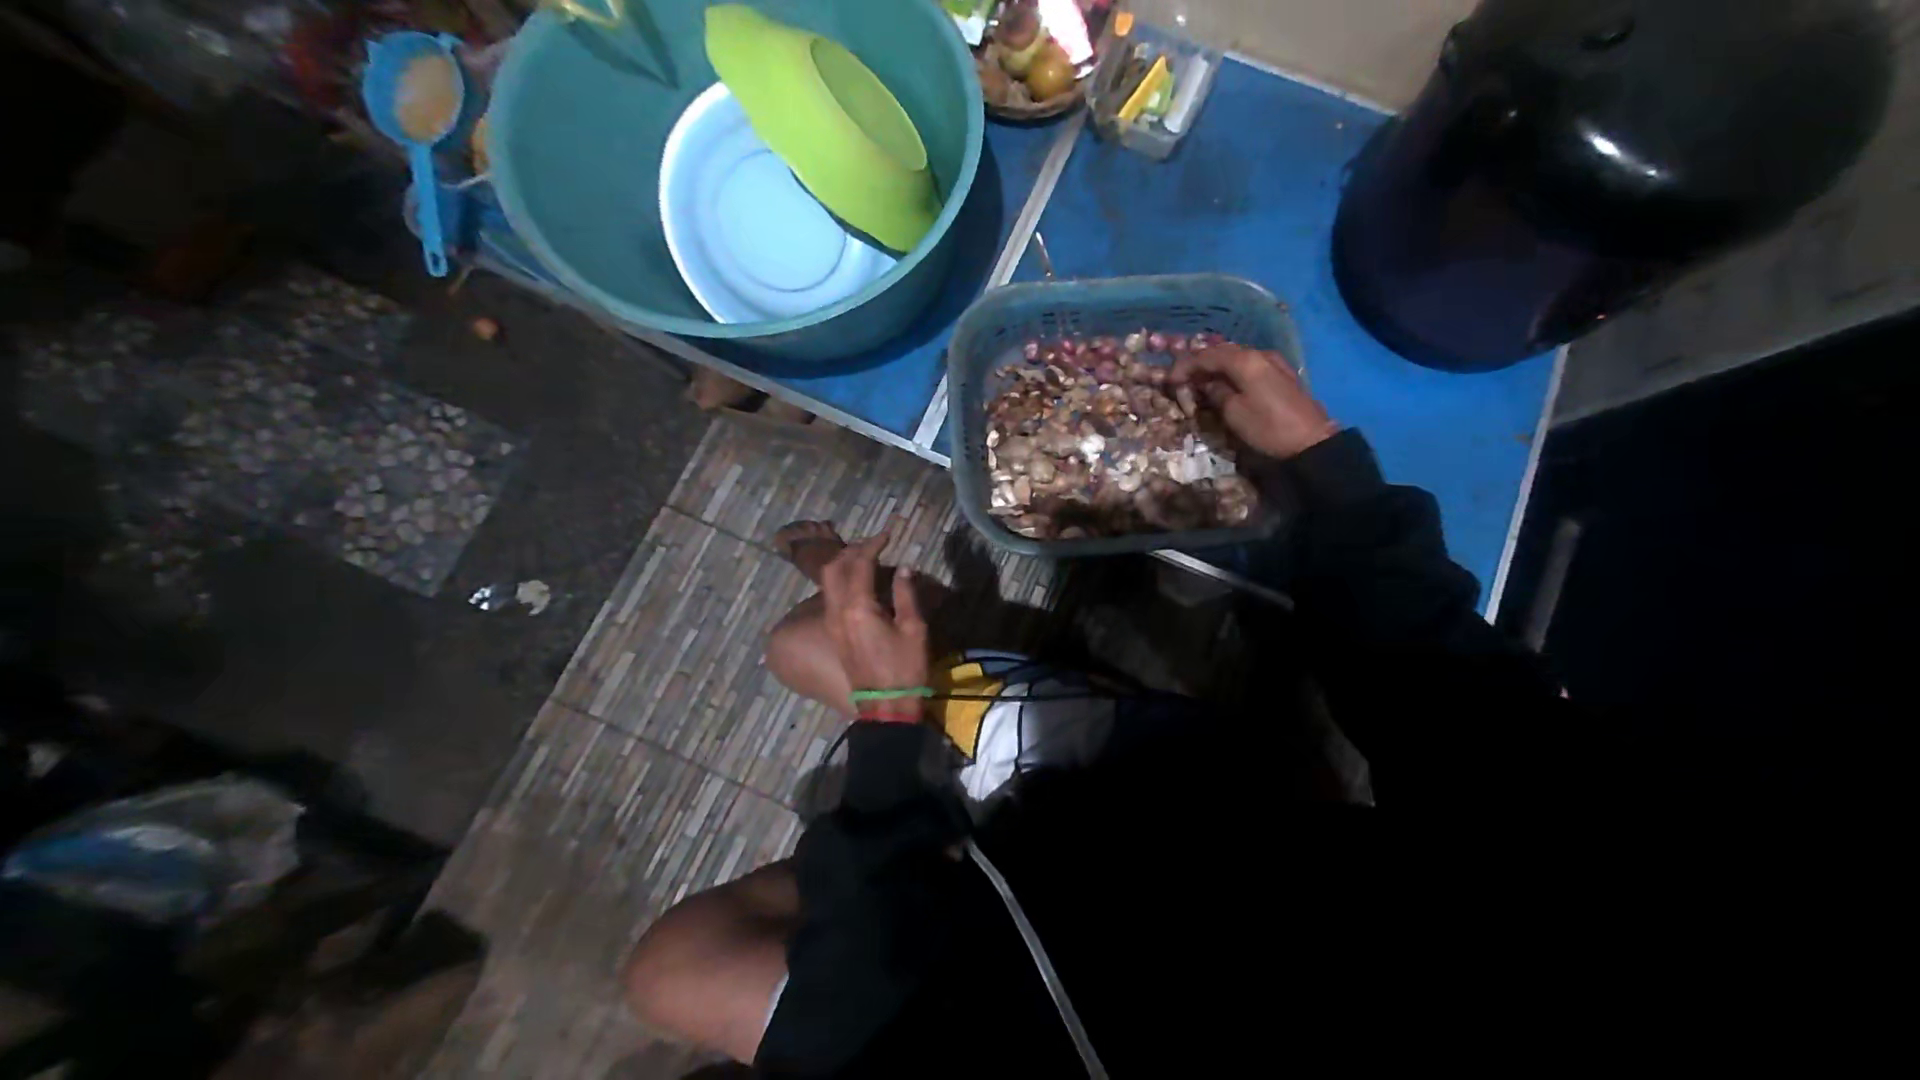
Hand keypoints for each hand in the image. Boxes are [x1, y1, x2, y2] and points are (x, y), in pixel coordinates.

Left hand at [818, 522, 930, 719]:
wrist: (886, 707)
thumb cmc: (905, 669)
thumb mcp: (914, 629)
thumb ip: (906, 594)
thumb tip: (904, 569)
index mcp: (858, 607)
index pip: (860, 563)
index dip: (873, 544)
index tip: (888, 534)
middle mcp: (837, 611)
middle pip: (834, 568)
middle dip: (852, 550)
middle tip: (874, 544)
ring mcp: (831, 623)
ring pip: (827, 582)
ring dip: (843, 565)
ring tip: (865, 559)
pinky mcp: (833, 634)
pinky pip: (830, 597)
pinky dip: (841, 581)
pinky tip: (859, 583)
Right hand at [1170, 344, 1339, 459]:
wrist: (1311, 441)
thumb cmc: (1268, 427)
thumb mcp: (1234, 413)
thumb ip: (1216, 393)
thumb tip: (1205, 385)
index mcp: (1245, 361)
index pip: (1207, 356)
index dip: (1185, 366)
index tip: (1170, 380)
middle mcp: (1259, 354)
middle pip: (1222, 351)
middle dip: (1200, 363)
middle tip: (1182, 378)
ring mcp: (1273, 362)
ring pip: (1236, 357)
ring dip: (1216, 366)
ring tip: (1200, 381)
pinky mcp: (1281, 374)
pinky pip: (1249, 365)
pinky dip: (1232, 371)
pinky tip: (1225, 383)